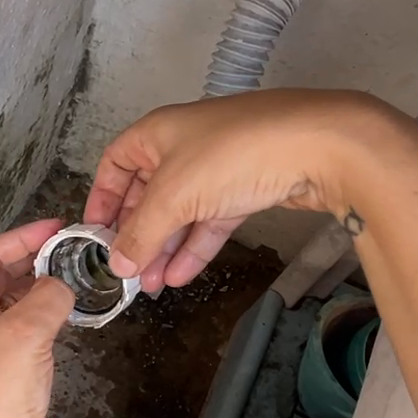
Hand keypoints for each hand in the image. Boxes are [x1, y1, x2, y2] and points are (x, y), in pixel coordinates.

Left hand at [0, 219, 75, 417]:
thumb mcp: (25, 333)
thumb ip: (48, 297)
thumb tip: (63, 284)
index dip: (21, 237)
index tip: (56, 228)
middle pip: (3, 273)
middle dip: (35, 258)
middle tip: (73, 248)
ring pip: (18, 297)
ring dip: (44, 283)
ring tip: (77, 271)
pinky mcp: (11, 361)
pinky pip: (30, 322)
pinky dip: (49, 310)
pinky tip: (72, 306)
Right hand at [84, 90, 401, 293]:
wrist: (322, 144)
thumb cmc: (234, 154)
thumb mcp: (174, 196)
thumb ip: (141, 234)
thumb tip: (116, 265)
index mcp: (157, 133)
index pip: (115, 164)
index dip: (102, 198)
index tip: (95, 233)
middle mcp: (183, 145)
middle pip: (147, 194)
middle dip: (137, 234)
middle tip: (126, 270)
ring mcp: (217, 166)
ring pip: (180, 212)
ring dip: (165, 247)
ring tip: (151, 284)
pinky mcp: (247, 186)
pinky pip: (210, 220)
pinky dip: (195, 247)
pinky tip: (181, 275)